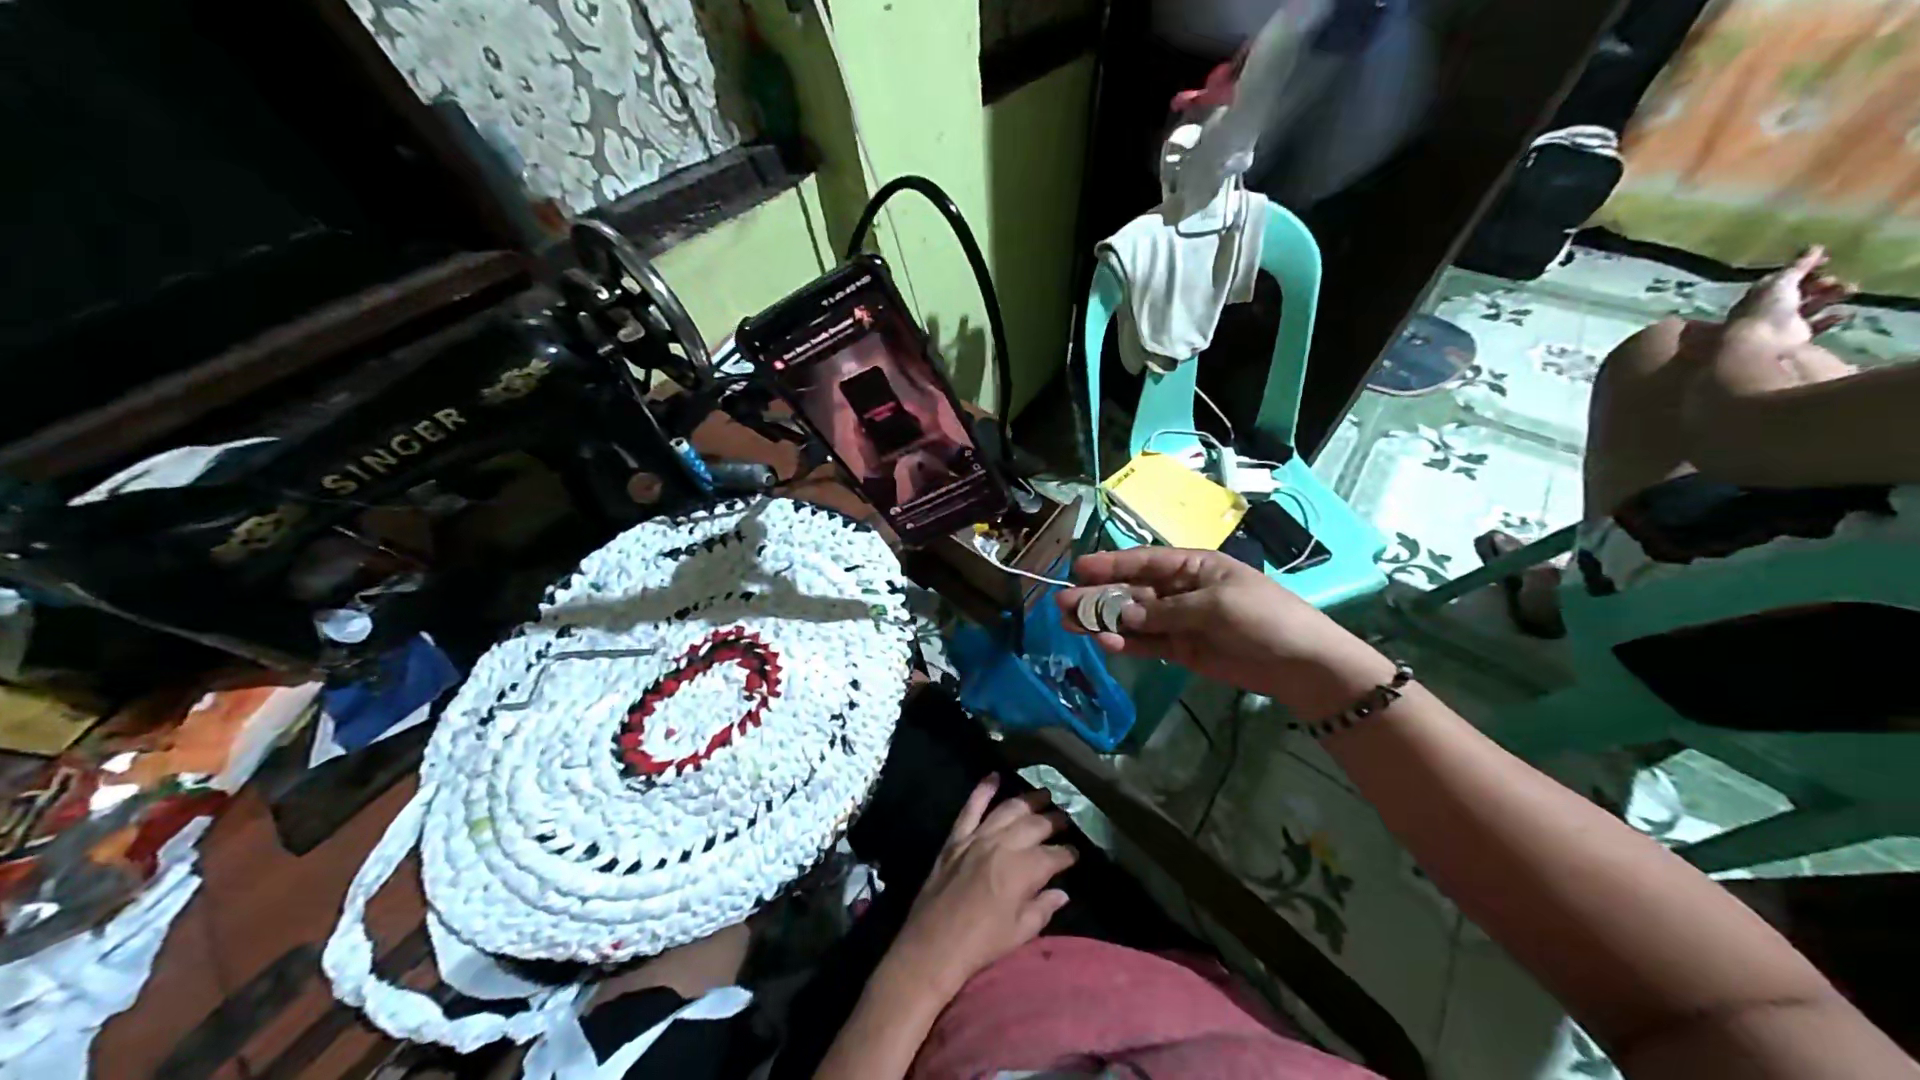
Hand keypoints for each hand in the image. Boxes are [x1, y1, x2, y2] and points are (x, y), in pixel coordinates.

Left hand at [884, 778, 1075, 998]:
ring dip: (1028, 800)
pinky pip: (970, 808)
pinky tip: (994, 776)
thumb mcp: (1020, 932)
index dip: (1068, 854)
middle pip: (1035, 825)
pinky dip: (982, 790)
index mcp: (1024, 870)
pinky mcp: (956, 838)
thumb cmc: (982, 944)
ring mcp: (977, 838)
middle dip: (1054, 820)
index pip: (1054, 855)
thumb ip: (1043, 907)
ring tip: (1044, 794)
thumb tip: (1062, 893)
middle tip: (1065, 818)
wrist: (933, 946)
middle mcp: (1003, 845)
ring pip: (1008, 810)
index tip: (1076, 853)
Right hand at [1056, 547, 1394, 715]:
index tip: (1079, 568)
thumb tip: (1120, 616)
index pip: (1144, 561)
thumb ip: (1165, 611)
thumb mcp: (1215, 605)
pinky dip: (1126, 643)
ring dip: (1104, 621)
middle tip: (1062, 603)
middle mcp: (1180, 590)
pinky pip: (1146, 642)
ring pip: (1132, 618)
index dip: (1111, 564)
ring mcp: (1179, 620)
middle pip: (1131, 590)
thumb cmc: (1263, 617)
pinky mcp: (1181, 649)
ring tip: (1071, 625)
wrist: (1300, 663)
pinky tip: (1104, 642)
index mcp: (1192, 566)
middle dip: (1098, 595)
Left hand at [1723, 245, 1855, 349]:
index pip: (1784, 279)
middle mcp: (1769, 308)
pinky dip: (1831, 318)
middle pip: (1800, 292)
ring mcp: (1782, 323)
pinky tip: (1844, 313)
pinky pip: (1817, 325)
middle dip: (1821, 284)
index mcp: (1760, 294)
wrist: (1761, 343)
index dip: (1804, 268)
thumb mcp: (1780, 283)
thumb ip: (1797, 266)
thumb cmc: (1766, 309)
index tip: (1827, 260)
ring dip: (1831, 296)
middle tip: (1836, 280)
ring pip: (1812, 306)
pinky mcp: (1795, 337)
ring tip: (1851, 289)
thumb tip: (1814, 247)